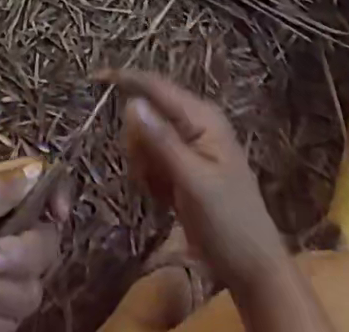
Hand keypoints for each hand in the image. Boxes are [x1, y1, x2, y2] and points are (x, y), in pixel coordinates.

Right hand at [100, 70, 291, 291]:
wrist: (253, 271)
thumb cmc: (229, 224)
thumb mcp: (193, 181)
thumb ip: (161, 141)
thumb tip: (131, 102)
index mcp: (202, 118)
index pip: (156, 86)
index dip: (125, 79)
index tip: (94, 77)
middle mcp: (195, 124)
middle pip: (146, 113)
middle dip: (138, 142)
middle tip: (148, 174)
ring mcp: (189, 146)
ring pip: (145, 138)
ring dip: (143, 164)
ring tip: (161, 192)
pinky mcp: (182, 167)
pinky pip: (150, 160)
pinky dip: (149, 177)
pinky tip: (164, 198)